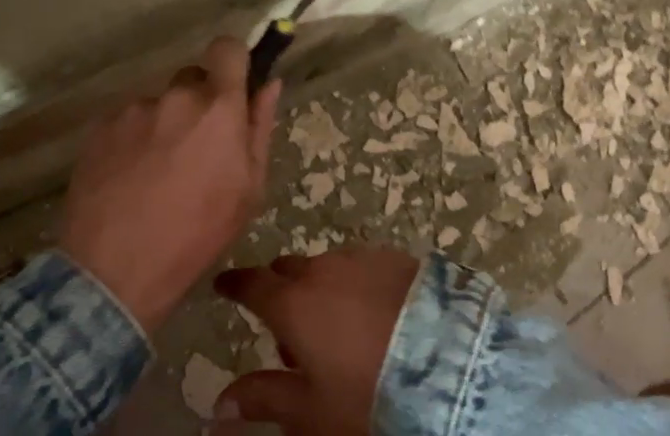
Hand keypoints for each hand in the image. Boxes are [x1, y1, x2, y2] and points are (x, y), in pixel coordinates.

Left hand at [60, 37, 281, 332]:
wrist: (114, 271)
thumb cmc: (197, 235)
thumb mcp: (248, 190)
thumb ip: (260, 127)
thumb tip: (270, 83)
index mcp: (219, 107)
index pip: (227, 49)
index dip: (232, 61)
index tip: (233, 85)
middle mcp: (176, 96)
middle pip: (192, 79)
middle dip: (199, 103)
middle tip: (195, 149)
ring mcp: (133, 110)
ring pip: (158, 103)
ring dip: (163, 124)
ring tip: (155, 174)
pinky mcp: (100, 127)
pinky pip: (126, 121)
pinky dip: (132, 140)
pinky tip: (129, 180)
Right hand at [212, 248, 421, 435]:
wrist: (448, 366)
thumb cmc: (367, 393)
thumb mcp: (310, 410)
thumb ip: (263, 399)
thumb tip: (220, 403)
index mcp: (293, 302)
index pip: (251, 284)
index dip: (235, 284)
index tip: (223, 284)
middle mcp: (323, 269)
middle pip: (290, 270)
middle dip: (281, 290)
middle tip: (286, 329)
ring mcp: (363, 259)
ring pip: (328, 267)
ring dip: (321, 288)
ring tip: (335, 327)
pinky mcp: (398, 258)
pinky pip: (363, 265)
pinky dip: (356, 283)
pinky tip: (370, 311)